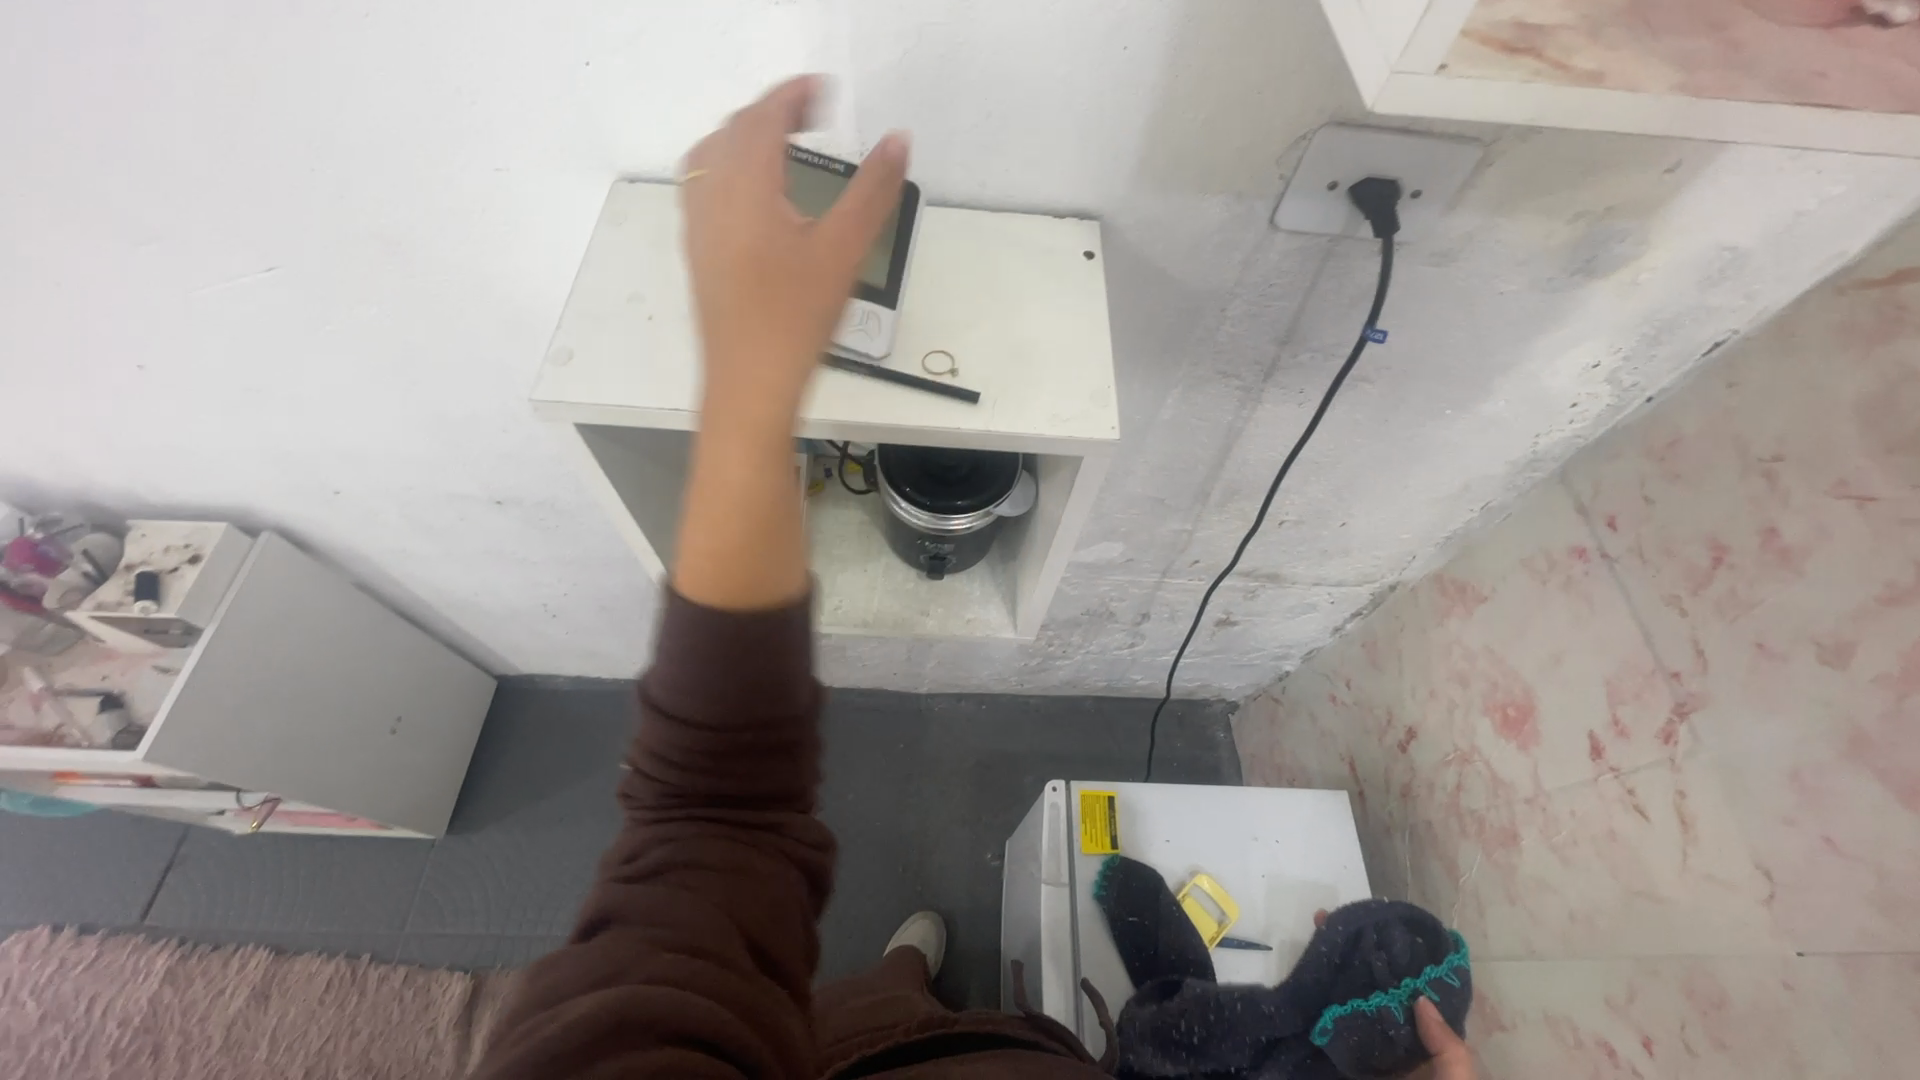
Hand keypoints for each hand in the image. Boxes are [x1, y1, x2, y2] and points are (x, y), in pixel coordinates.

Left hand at [680, 75, 908, 430]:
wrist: (748, 383)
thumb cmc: (795, 319)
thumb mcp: (843, 254)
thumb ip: (873, 193)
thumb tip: (897, 141)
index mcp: (745, 186)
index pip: (764, 117)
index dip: (794, 96)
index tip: (827, 94)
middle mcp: (711, 195)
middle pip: (734, 130)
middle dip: (772, 113)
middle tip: (813, 118)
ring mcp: (697, 226)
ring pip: (711, 157)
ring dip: (745, 138)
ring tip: (782, 148)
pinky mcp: (697, 253)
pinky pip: (704, 188)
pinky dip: (729, 169)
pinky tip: (756, 199)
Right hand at [1310, 911, 1474, 1079]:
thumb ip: (1450, 1048)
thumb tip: (1419, 999)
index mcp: (1425, 1044)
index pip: (1407, 993)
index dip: (1393, 961)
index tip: (1373, 928)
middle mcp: (1393, 1042)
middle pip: (1371, 991)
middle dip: (1352, 958)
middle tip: (1326, 922)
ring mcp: (1363, 1054)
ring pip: (1345, 1005)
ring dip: (1330, 974)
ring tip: (1312, 936)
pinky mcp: (1337, 1063)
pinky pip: (1326, 1031)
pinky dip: (1312, 1007)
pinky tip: (1300, 980)